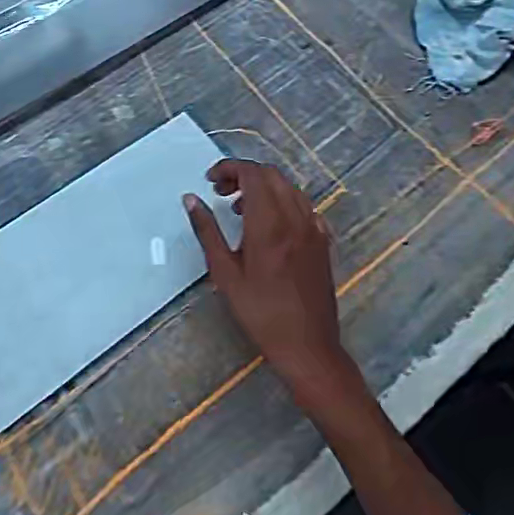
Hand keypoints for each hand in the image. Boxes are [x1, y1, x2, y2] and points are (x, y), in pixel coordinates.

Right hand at [184, 160, 350, 391]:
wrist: (307, 345)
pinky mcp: (322, 243)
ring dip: (263, 188)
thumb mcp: (224, 272)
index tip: (210, 181)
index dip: (229, 169)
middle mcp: (295, 220)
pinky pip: (303, 208)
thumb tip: (191, 199)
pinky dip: (283, 203)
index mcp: (269, 224)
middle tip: (220, 192)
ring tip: (240, 210)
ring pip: (289, 189)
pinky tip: (269, 224)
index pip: (252, 174)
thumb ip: (207, 230)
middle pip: (272, 176)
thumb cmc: (259, 311)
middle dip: (243, 175)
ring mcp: (313, 231)